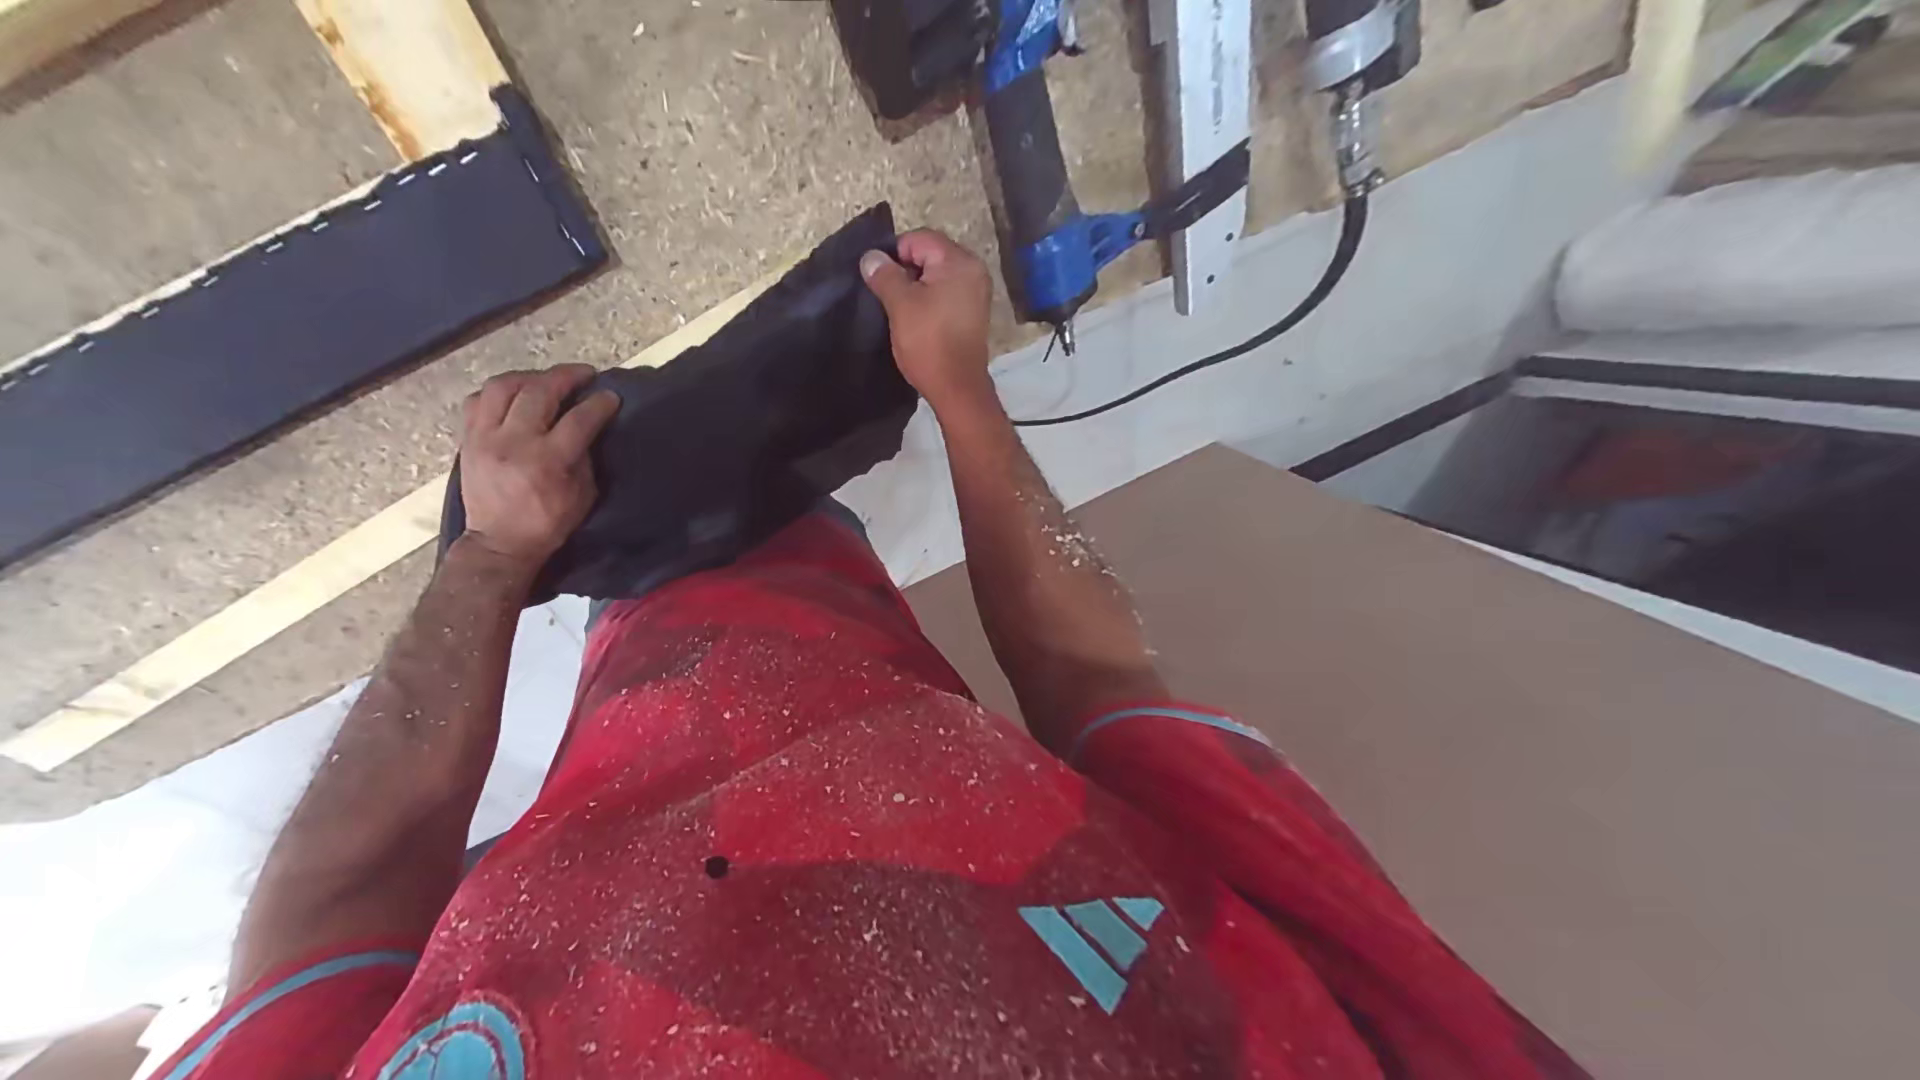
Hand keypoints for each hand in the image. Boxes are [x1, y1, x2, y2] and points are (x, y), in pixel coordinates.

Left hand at [457, 364, 619, 571]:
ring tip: (548, 379)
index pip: (579, 419)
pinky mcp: (468, 439)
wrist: (500, 543)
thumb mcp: (583, 494)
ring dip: (531, 377)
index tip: (611, 395)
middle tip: (584, 375)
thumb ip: (584, 458)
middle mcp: (514, 442)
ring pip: (503, 387)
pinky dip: (500, 392)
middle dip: (566, 377)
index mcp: (548, 460)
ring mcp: (485, 437)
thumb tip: (587, 429)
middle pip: (539, 392)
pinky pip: (479, 400)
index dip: (599, 404)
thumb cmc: (549, 522)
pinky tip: (516, 395)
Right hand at [860, 229, 994, 411]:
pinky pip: (946, 294)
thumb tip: (871, 257)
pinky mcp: (972, 314)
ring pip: (937, 277)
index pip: (919, 239)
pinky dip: (929, 300)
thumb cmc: (929, 343)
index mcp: (959, 262)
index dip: (894, 253)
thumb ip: (884, 275)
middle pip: (930, 255)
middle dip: (905, 270)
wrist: (957, 388)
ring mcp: (976, 294)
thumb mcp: (900, 305)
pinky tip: (915, 318)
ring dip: (915, 287)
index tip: (878, 277)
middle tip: (885, 293)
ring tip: (898, 308)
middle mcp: (973, 271)